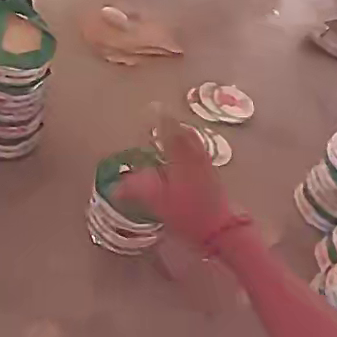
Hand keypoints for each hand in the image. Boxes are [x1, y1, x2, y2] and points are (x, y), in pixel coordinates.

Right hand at [119, 116, 243, 248]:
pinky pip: (199, 152)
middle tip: (161, 118)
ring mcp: (207, 165)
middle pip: (185, 133)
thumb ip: (136, 191)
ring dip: (182, 135)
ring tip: (171, 133)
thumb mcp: (158, 202)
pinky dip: (190, 147)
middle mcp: (195, 156)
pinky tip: (185, 156)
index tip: (154, 107)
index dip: (162, 119)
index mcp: (181, 157)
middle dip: (172, 125)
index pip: (170, 131)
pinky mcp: (213, 176)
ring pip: (194, 142)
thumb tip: (115, 187)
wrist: (221, 229)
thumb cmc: (189, 213)